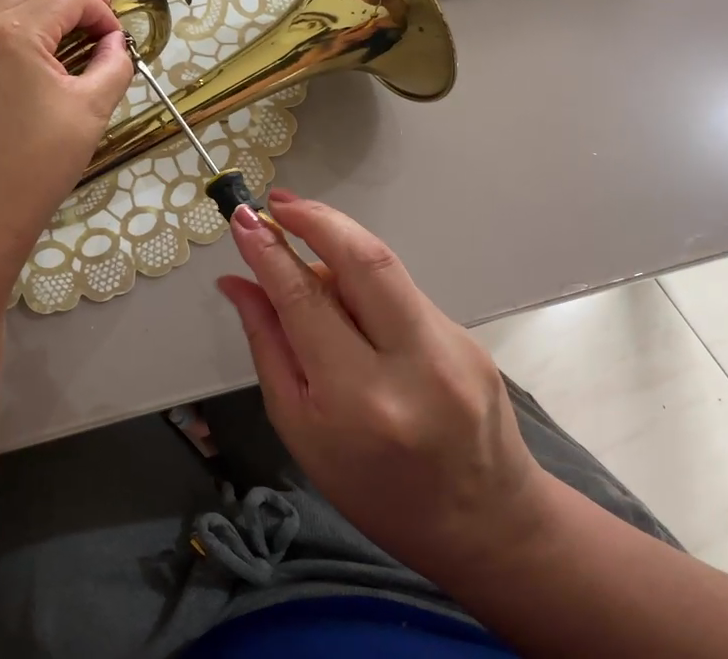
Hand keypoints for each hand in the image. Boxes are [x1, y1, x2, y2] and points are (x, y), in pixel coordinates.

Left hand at [0, 0, 132, 254]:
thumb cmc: (41, 162)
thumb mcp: (91, 109)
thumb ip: (113, 63)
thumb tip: (116, 43)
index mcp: (13, 33)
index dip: (101, 12)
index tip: (117, 40)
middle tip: (97, 22)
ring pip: (0, 3)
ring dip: (37, 9)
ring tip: (66, 38)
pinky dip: (8, 30)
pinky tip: (28, 59)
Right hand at [217, 191, 555, 577]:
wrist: (489, 527)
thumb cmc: (372, 490)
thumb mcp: (299, 428)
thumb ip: (267, 347)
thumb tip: (238, 282)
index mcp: (359, 398)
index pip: (304, 300)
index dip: (269, 252)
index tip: (243, 218)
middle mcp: (415, 364)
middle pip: (366, 260)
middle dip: (317, 219)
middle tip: (278, 201)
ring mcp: (454, 347)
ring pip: (385, 271)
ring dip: (336, 248)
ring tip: (298, 249)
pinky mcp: (471, 339)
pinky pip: (402, 294)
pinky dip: (363, 283)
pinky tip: (345, 302)